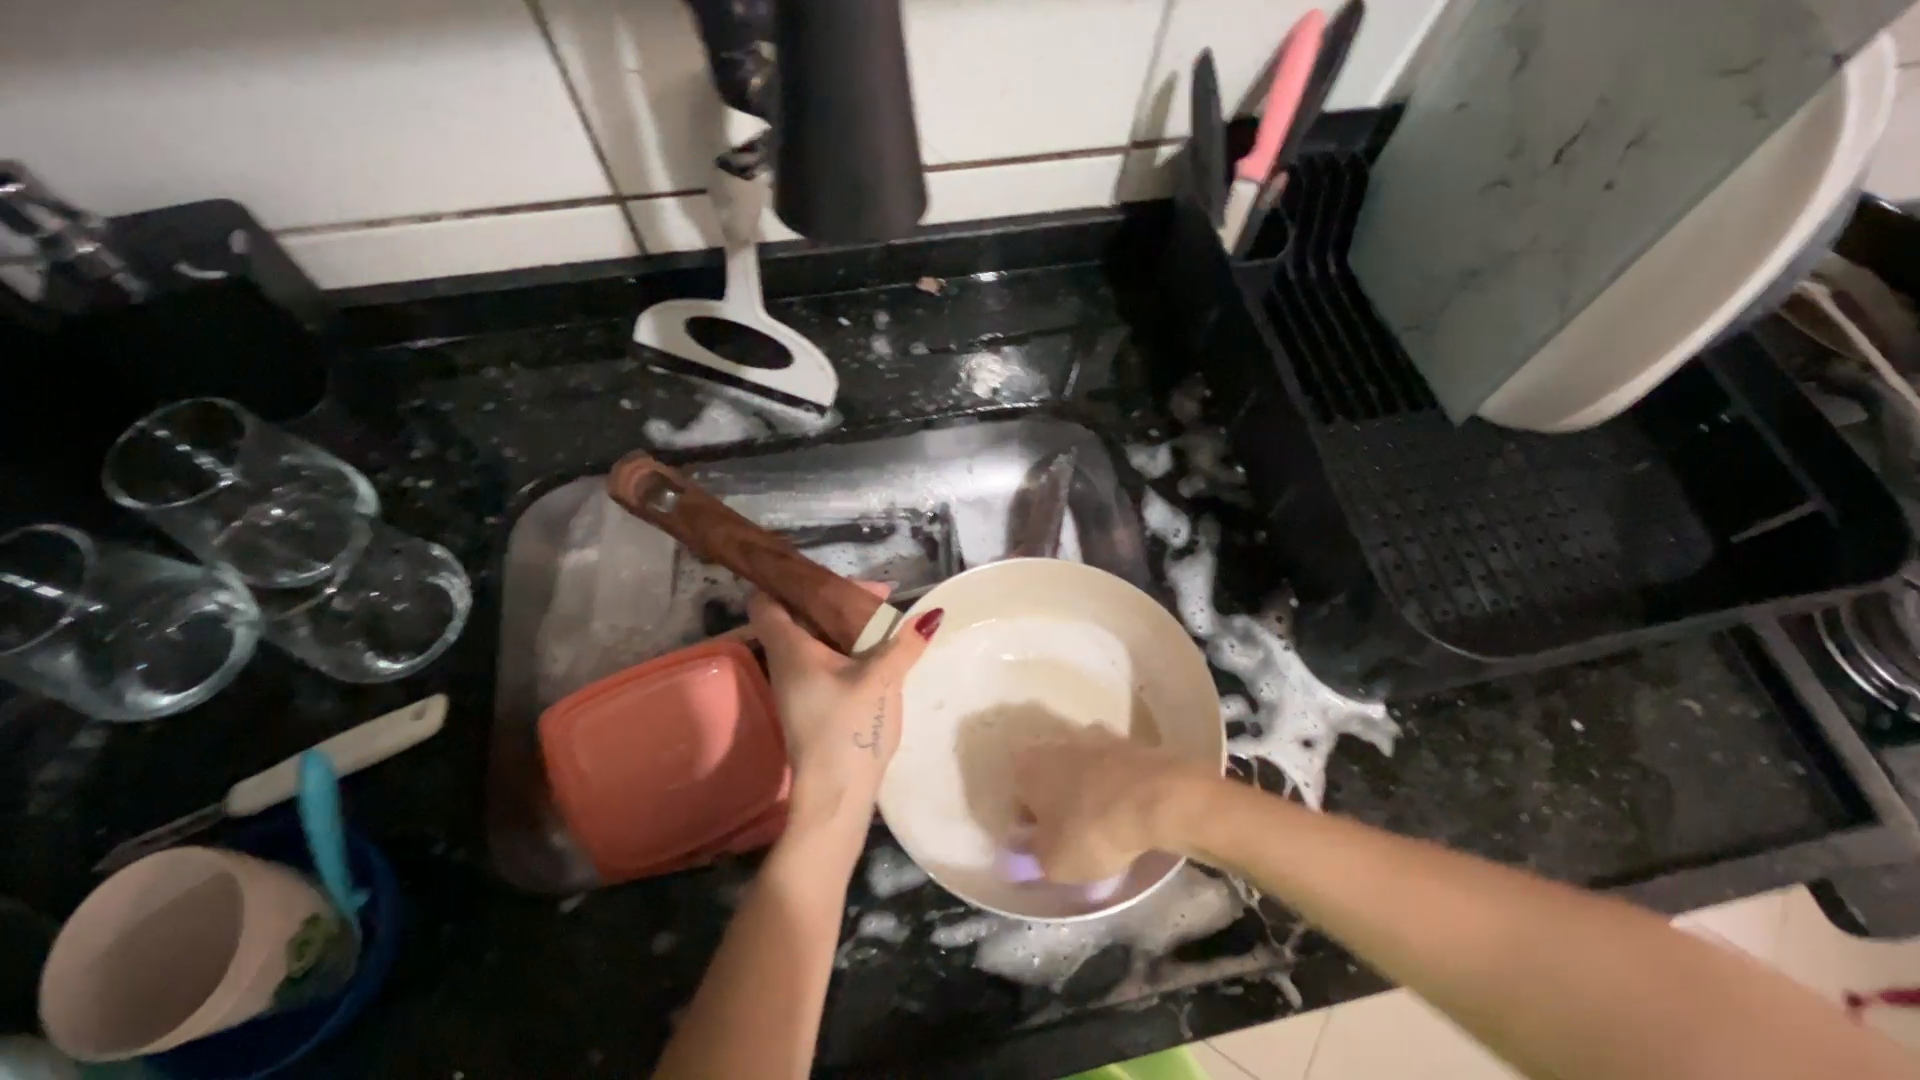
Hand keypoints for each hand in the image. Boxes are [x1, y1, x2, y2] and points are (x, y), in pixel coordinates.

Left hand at [749, 584, 941, 824]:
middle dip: (835, 601)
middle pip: (797, 615)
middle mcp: (785, 662)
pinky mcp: (811, 704)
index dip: (792, 581)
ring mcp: (796, 686)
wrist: (834, 795)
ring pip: (812, 640)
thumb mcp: (881, 680)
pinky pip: (822, 661)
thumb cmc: (848, 730)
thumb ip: (904, 645)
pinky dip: (846, 650)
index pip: (767, 600)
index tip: (833, 577)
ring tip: (883, 625)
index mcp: (790, 648)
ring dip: (843, 627)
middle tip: (878, 600)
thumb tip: (931, 616)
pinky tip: (877, 657)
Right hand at [1011, 728, 1212, 883]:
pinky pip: (1116, 771)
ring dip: (1090, 793)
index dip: (1030, 827)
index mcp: (1027, 767)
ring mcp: (1097, 738)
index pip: (1018, 799)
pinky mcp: (1132, 743)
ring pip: (1084, 771)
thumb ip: (1034, 854)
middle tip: (1076, 837)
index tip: (1046, 849)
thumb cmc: (1093, 832)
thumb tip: (1030, 846)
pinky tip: (1132, 814)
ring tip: (1109, 827)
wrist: (1161, 799)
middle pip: (1051, 779)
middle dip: (1060, 804)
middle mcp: (1057, 743)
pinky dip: (1120, 788)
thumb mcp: (1053, 863)